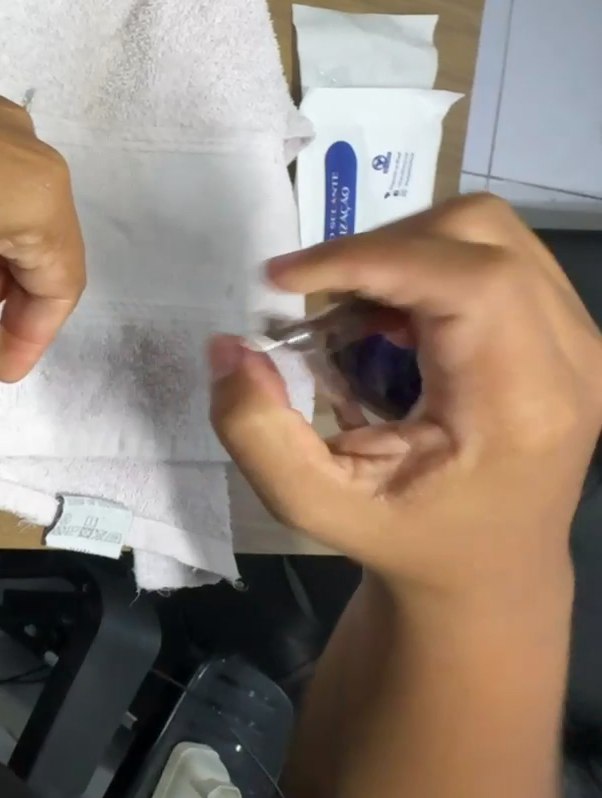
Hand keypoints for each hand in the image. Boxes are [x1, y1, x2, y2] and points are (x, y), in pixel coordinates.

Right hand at [208, 195, 601, 602]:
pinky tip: (380, 320)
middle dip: (373, 249)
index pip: (471, 281)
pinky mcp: (558, 332)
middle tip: (310, 297)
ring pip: (486, 233)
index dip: (366, 259)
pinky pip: (485, 257)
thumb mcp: (304, 499)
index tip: (280, 281)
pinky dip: (413, 268)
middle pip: (482, 236)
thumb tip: (229, 346)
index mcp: (517, 405)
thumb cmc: (399, 533)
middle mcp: (570, 360)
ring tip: (347, 309)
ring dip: (394, 253)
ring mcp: (575, 341)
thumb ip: (253, 427)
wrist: (487, 565)